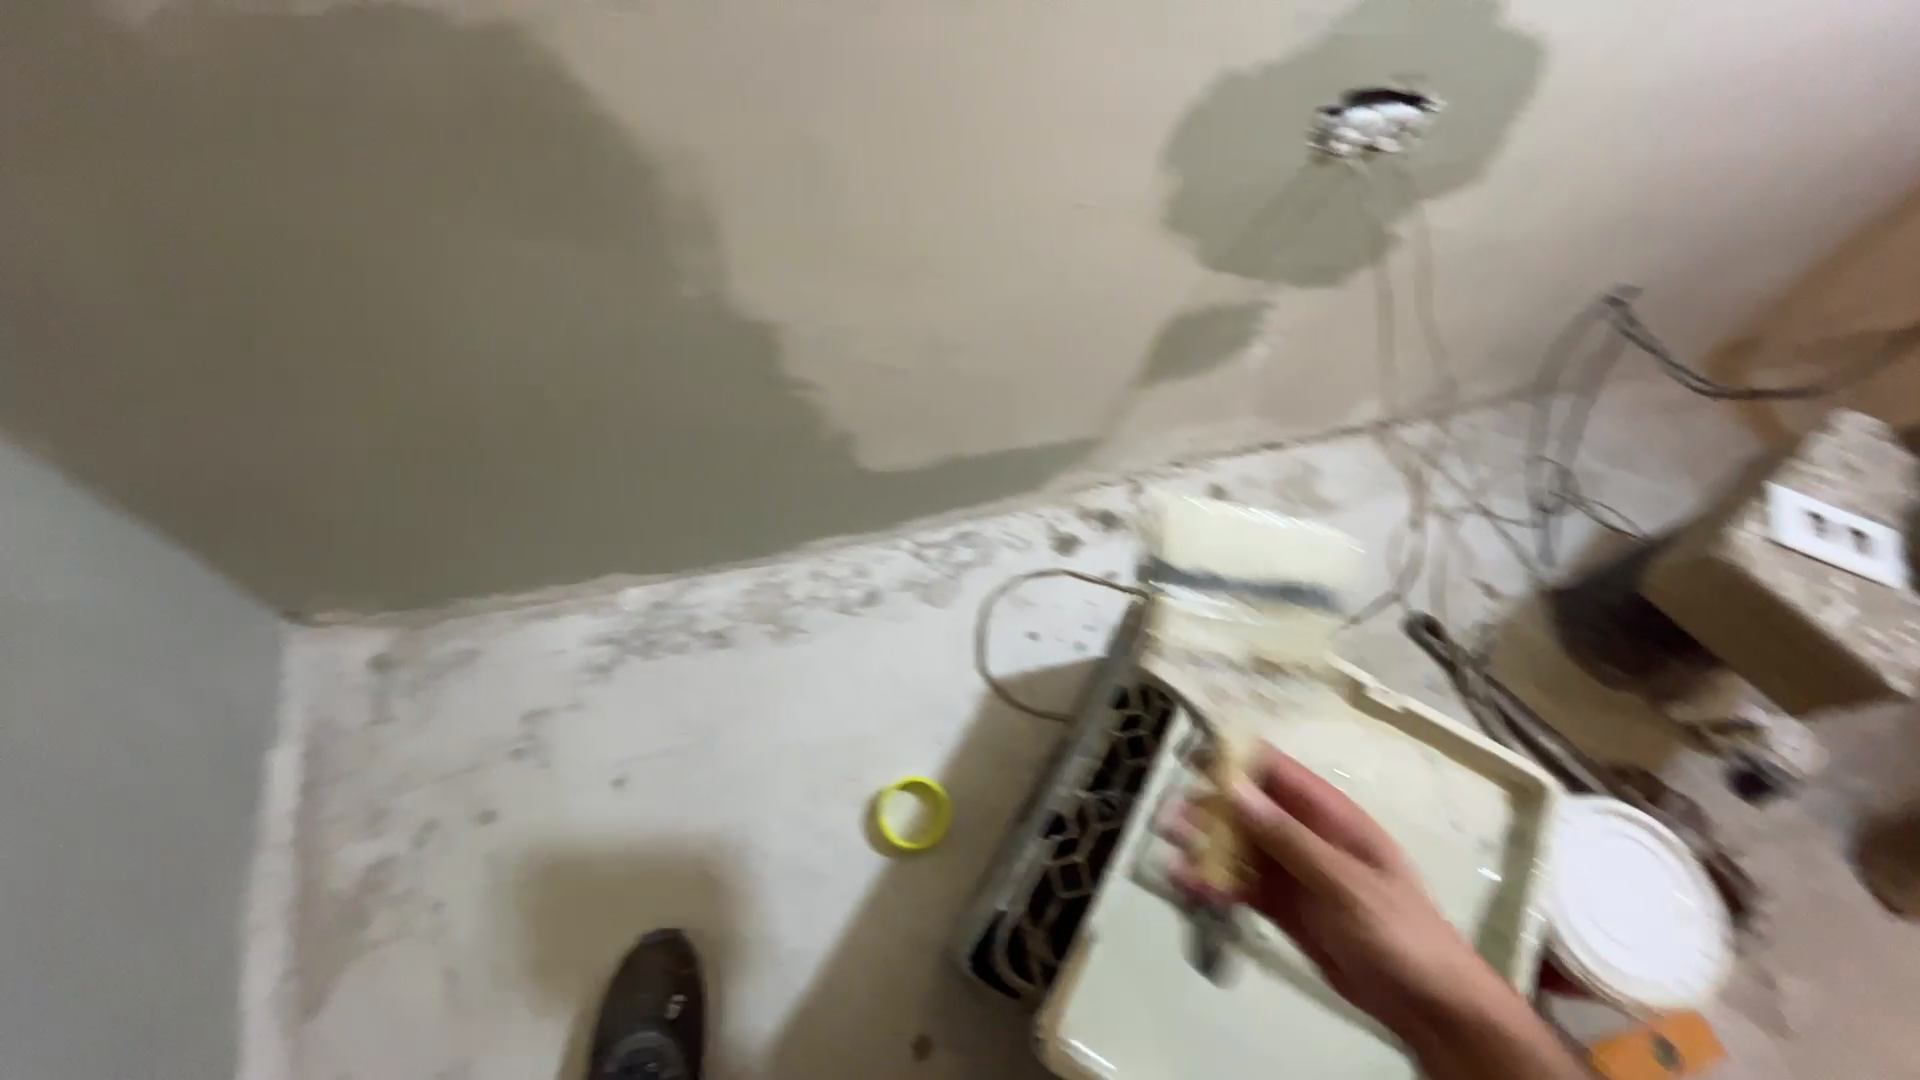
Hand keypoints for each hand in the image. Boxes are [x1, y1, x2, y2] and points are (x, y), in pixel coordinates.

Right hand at [1160, 743, 1504, 1032]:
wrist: (1428, 1007)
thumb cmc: (1398, 932)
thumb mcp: (1344, 882)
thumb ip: (1288, 838)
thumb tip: (1235, 789)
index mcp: (1330, 818)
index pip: (1277, 773)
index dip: (1236, 758)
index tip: (1192, 754)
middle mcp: (1306, 837)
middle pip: (1249, 810)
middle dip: (1209, 809)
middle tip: (1169, 816)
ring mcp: (1293, 873)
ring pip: (1239, 848)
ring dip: (1205, 847)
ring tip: (1169, 850)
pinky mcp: (1283, 907)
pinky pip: (1241, 886)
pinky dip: (1214, 883)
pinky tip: (1187, 886)